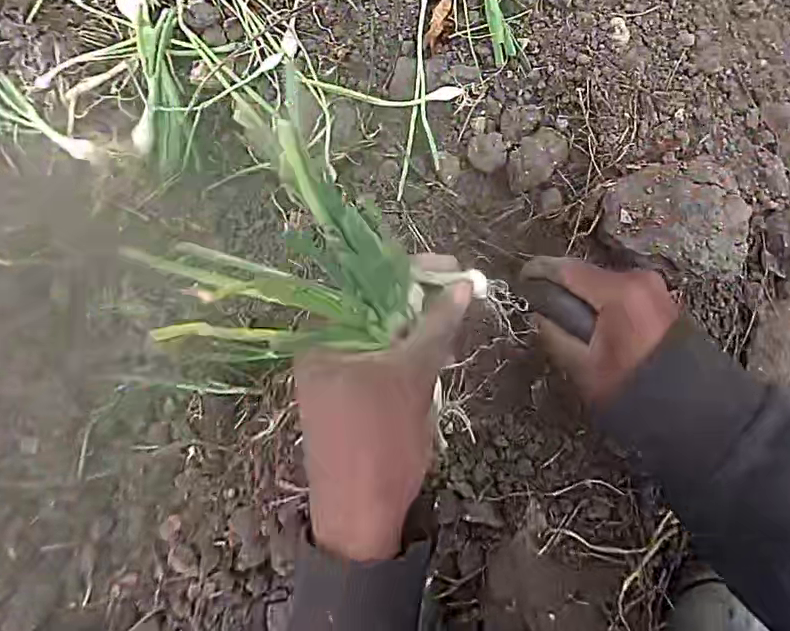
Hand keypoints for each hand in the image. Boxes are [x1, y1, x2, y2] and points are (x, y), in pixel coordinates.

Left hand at [293, 255, 472, 561]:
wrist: (360, 521)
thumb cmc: (379, 442)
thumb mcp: (413, 375)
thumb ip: (437, 324)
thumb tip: (464, 284)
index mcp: (325, 336)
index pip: (370, 283)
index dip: (413, 271)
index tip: (453, 269)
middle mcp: (326, 347)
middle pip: (379, 306)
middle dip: (421, 300)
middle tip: (460, 297)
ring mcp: (338, 371)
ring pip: (386, 332)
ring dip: (420, 328)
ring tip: (451, 331)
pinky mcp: (353, 392)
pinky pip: (384, 357)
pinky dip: (411, 352)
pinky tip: (436, 357)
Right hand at [521, 256, 677, 406]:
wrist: (700, 417)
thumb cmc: (639, 396)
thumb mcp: (586, 370)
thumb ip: (556, 335)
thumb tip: (539, 314)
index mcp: (622, 292)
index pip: (569, 270)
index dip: (540, 271)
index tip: (520, 276)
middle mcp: (641, 279)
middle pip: (588, 275)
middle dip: (563, 288)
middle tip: (540, 305)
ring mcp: (656, 288)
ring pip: (605, 285)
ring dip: (585, 298)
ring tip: (568, 322)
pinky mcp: (663, 300)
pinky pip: (624, 295)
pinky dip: (605, 305)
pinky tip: (596, 327)